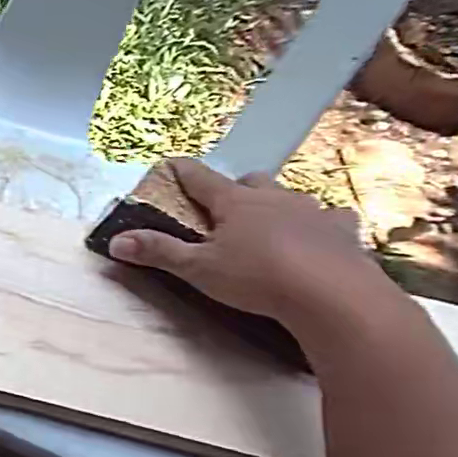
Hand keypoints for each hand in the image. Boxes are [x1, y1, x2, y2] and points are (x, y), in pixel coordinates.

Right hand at [107, 159, 403, 342]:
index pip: (200, 178)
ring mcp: (310, 210)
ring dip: (276, 203)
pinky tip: (323, 234)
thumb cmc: (257, 278)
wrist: (330, 294)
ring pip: (289, 195)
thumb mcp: (199, 270)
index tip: (170, 162)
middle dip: (235, 190)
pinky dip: (322, 222)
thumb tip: (116, 241)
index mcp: (234, 203)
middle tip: (226, 209)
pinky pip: (331, 217)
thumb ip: (159, 253)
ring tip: (271, 222)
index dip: (182, 170)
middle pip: (249, 181)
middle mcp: (273, 197)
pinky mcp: (341, 231)